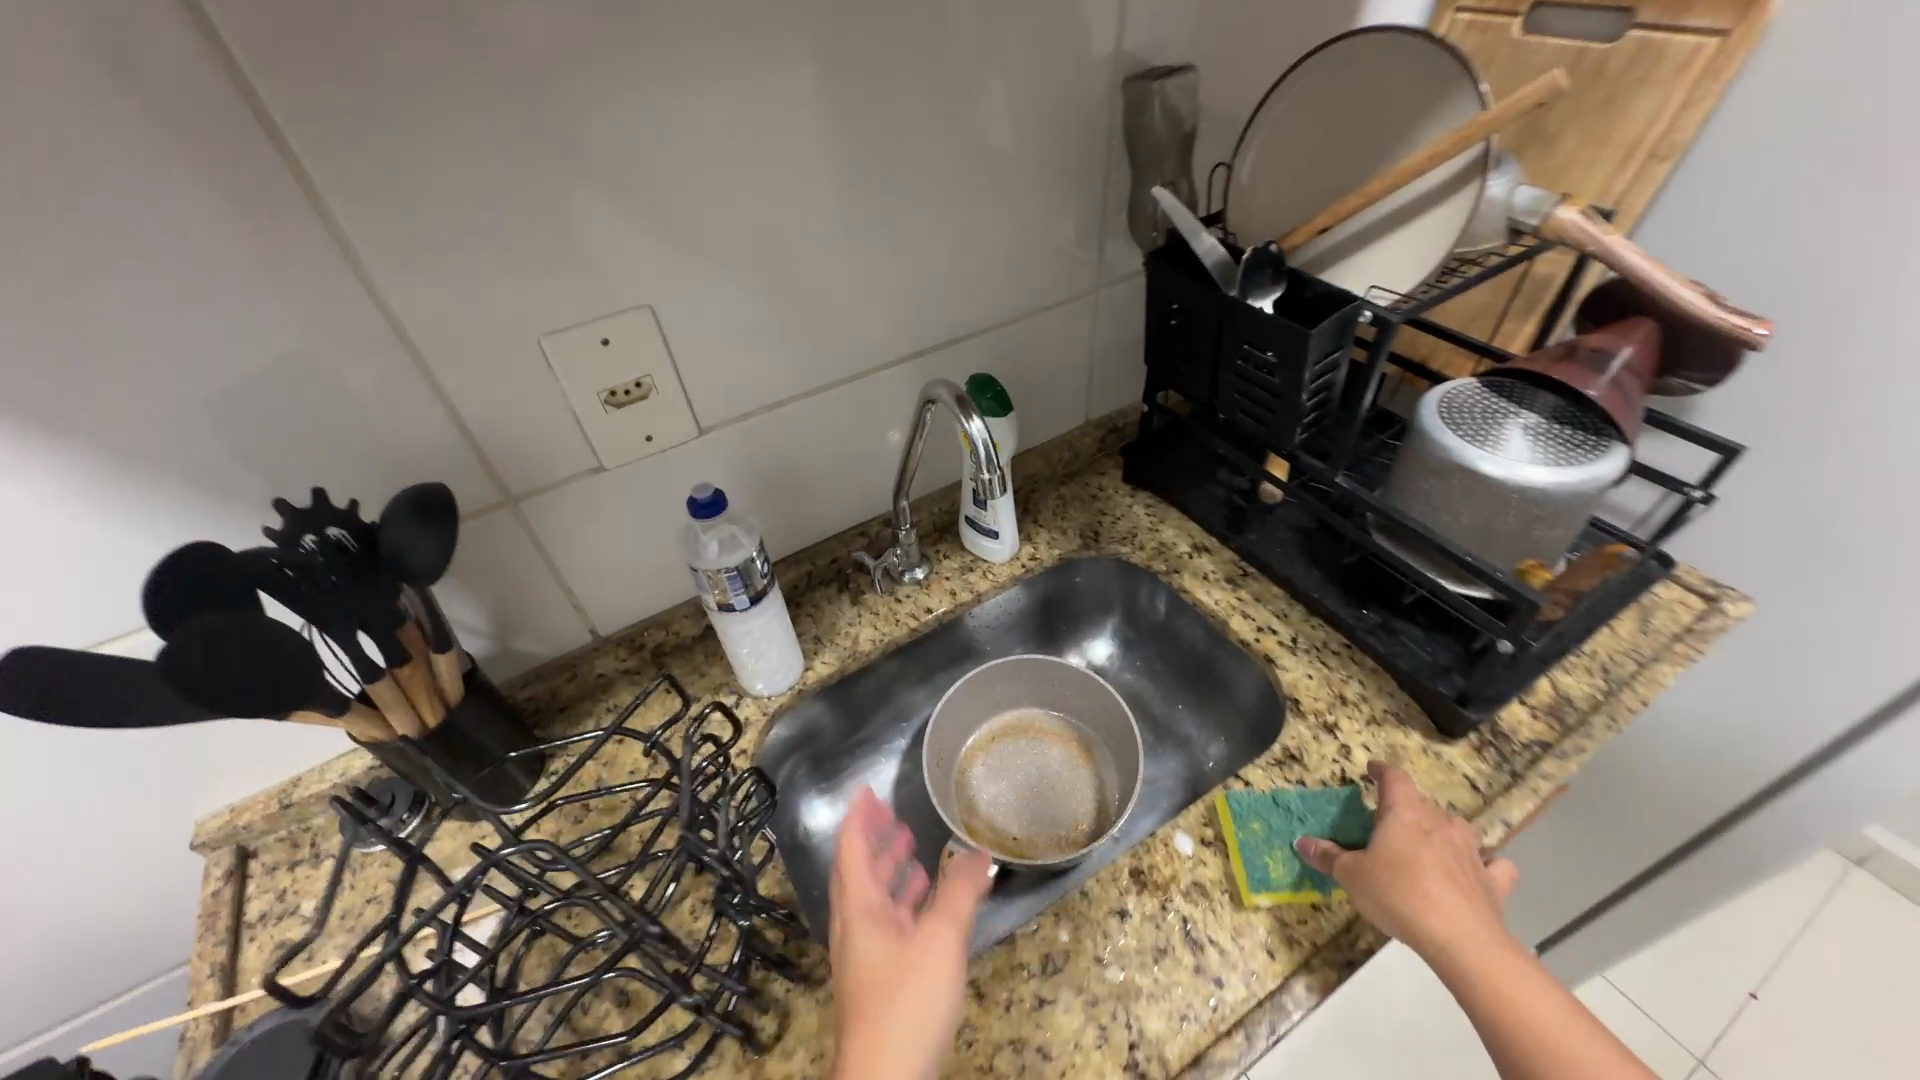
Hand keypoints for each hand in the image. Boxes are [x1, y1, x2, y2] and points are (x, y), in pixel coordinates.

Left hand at [829, 786, 993, 1079]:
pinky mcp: (876, 976)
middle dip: (874, 840)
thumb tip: (979, 852)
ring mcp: (863, 953)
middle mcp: (854, 925)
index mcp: (858, 908)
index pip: (851, 848)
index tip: (868, 789)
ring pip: (871, 898)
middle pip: (857, 871)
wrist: (885, 1076)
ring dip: (888, 869)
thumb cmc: (907, 1001)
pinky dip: (900, 901)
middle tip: (894, 813)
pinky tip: (923, 903)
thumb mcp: (941, 940)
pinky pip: (884, 922)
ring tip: (912, 848)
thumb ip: (960, 892)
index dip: (859, 817)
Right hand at [1295, 761, 1519, 962]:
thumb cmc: (1398, 895)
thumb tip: (1302, 842)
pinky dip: (1487, 865)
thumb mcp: (1351, 876)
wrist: (1461, 939)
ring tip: (1429, 847)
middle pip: (1424, 804)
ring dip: (1443, 833)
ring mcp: (1472, 851)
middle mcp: (1441, 823)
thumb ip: (1328, 857)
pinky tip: (1479, 874)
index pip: (1395, 778)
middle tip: (1390, 826)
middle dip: (1408, 810)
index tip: (1372, 771)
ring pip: (1457, 829)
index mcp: (1405, 813)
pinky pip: (1494, 865)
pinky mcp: (1493, 881)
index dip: (1382, 771)